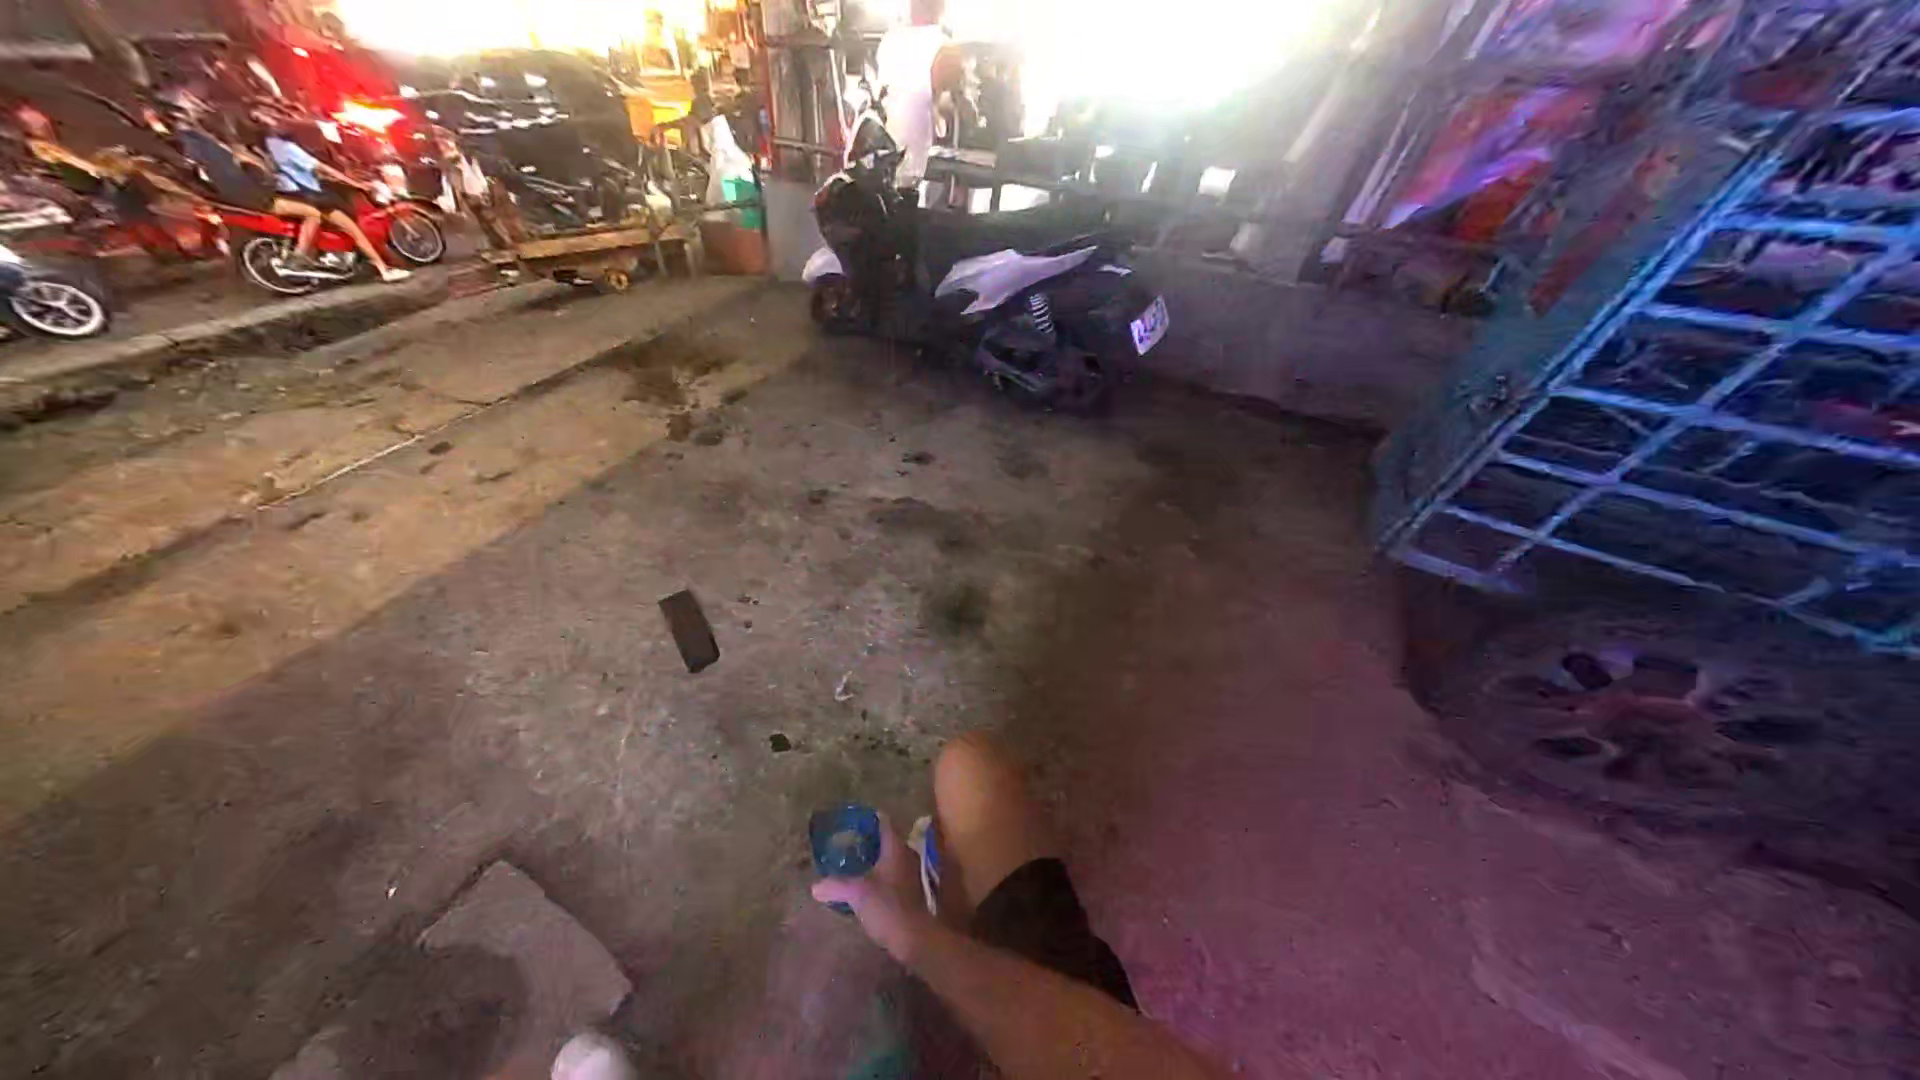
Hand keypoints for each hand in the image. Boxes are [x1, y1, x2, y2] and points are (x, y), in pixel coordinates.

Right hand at [811, 812, 934, 961]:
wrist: (914, 937)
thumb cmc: (888, 906)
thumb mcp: (857, 893)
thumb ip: (836, 885)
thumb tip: (815, 886)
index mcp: (895, 847)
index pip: (883, 821)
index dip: (867, 818)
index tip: (850, 820)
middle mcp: (905, 855)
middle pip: (885, 839)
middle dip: (866, 840)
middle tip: (844, 842)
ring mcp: (908, 873)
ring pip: (887, 858)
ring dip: (871, 859)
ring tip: (849, 864)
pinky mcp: (908, 891)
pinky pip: (889, 874)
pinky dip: (876, 875)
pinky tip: (862, 885)